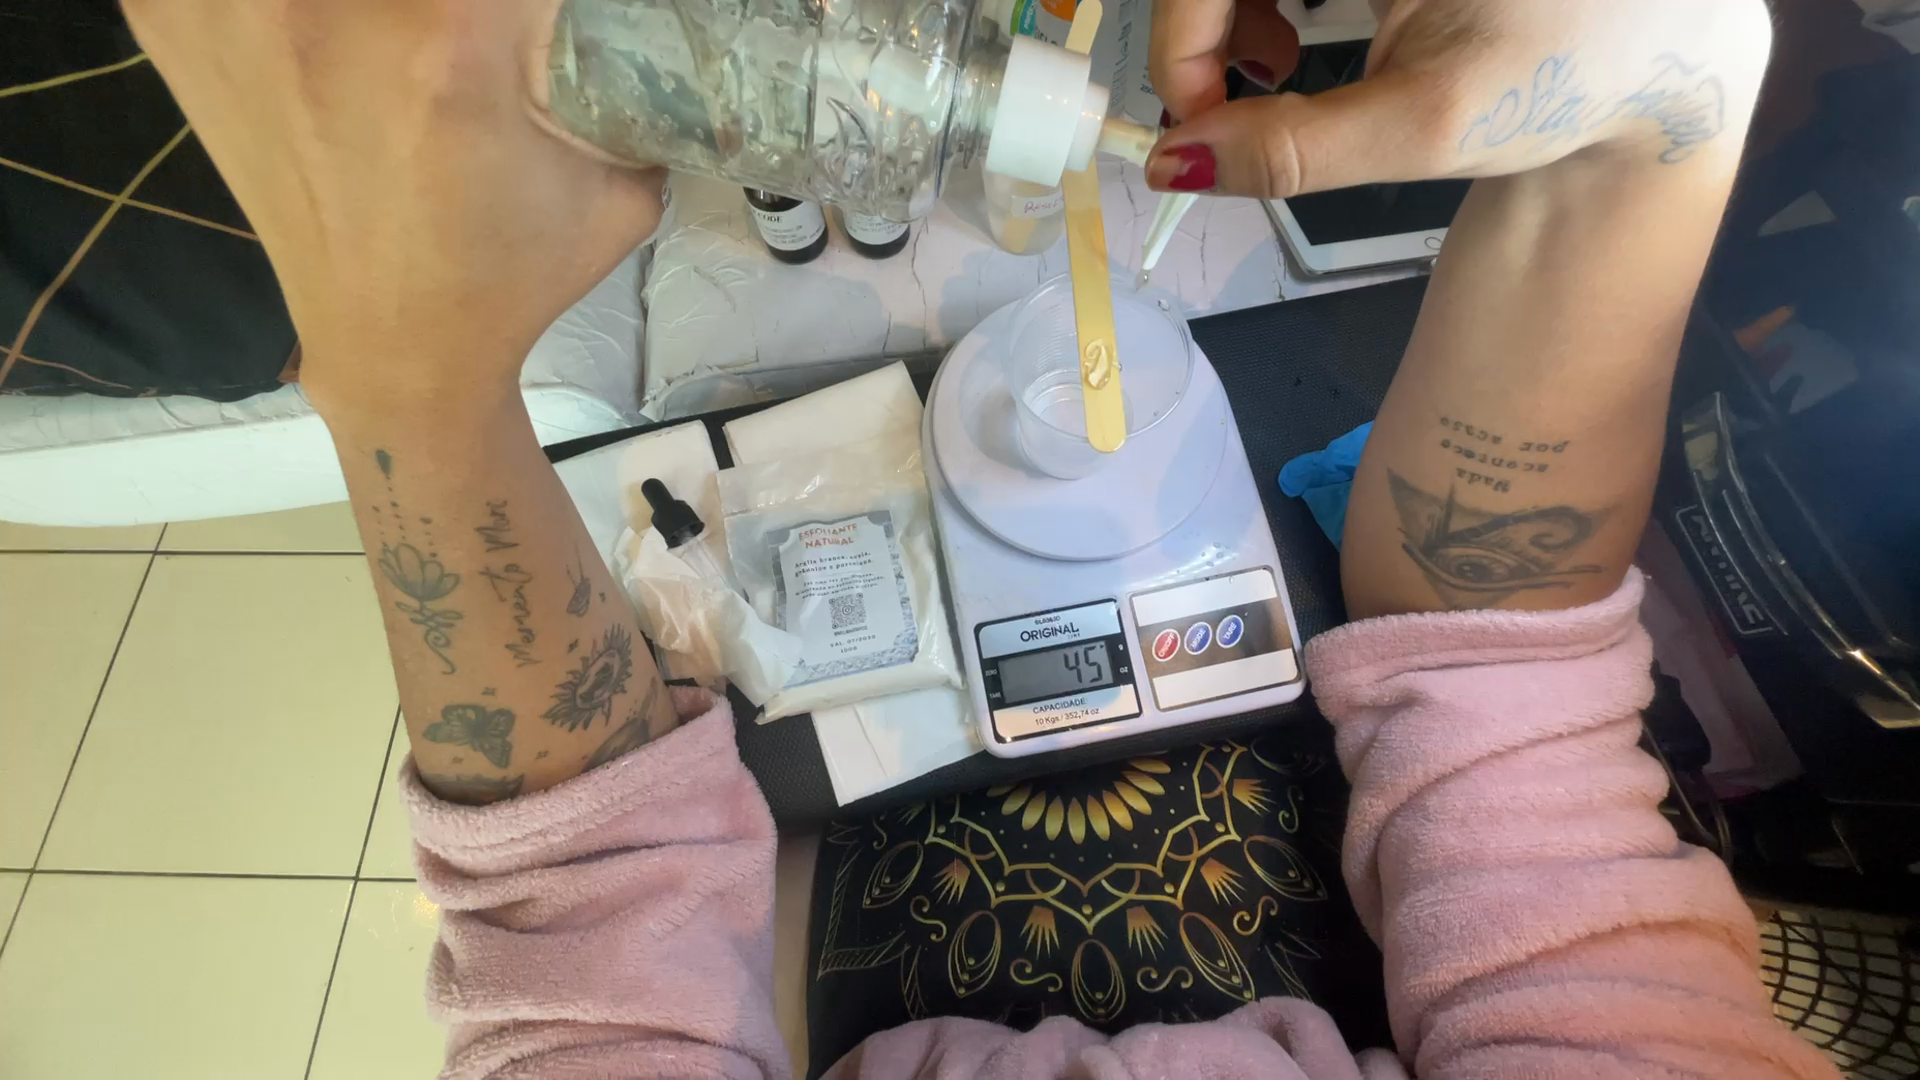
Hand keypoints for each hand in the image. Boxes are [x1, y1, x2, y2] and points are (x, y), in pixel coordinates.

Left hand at [121, 0, 663, 408]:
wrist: (398, 342)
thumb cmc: (516, 280)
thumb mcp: (621, 203)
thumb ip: (630, 105)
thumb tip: (628, 46)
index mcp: (452, 55)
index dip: (530, 6)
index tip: (535, 30)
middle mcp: (329, 10)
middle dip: (465, 11)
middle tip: (476, 44)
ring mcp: (229, 3)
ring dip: (389, 14)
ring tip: (406, 53)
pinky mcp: (173, 19)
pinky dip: (313, 10)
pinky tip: (333, 47)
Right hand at [1146, 0, 1771, 195]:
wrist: (1654, 49)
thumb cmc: (1566, 78)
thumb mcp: (1422, 125)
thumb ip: (1288, 151)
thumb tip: (1169, 164)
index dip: (1185, 28)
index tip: (1197, 116)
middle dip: (1204, 22)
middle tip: (1228, 97)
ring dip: (1229, 10)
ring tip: (1270, 68)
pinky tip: (1289, 36)